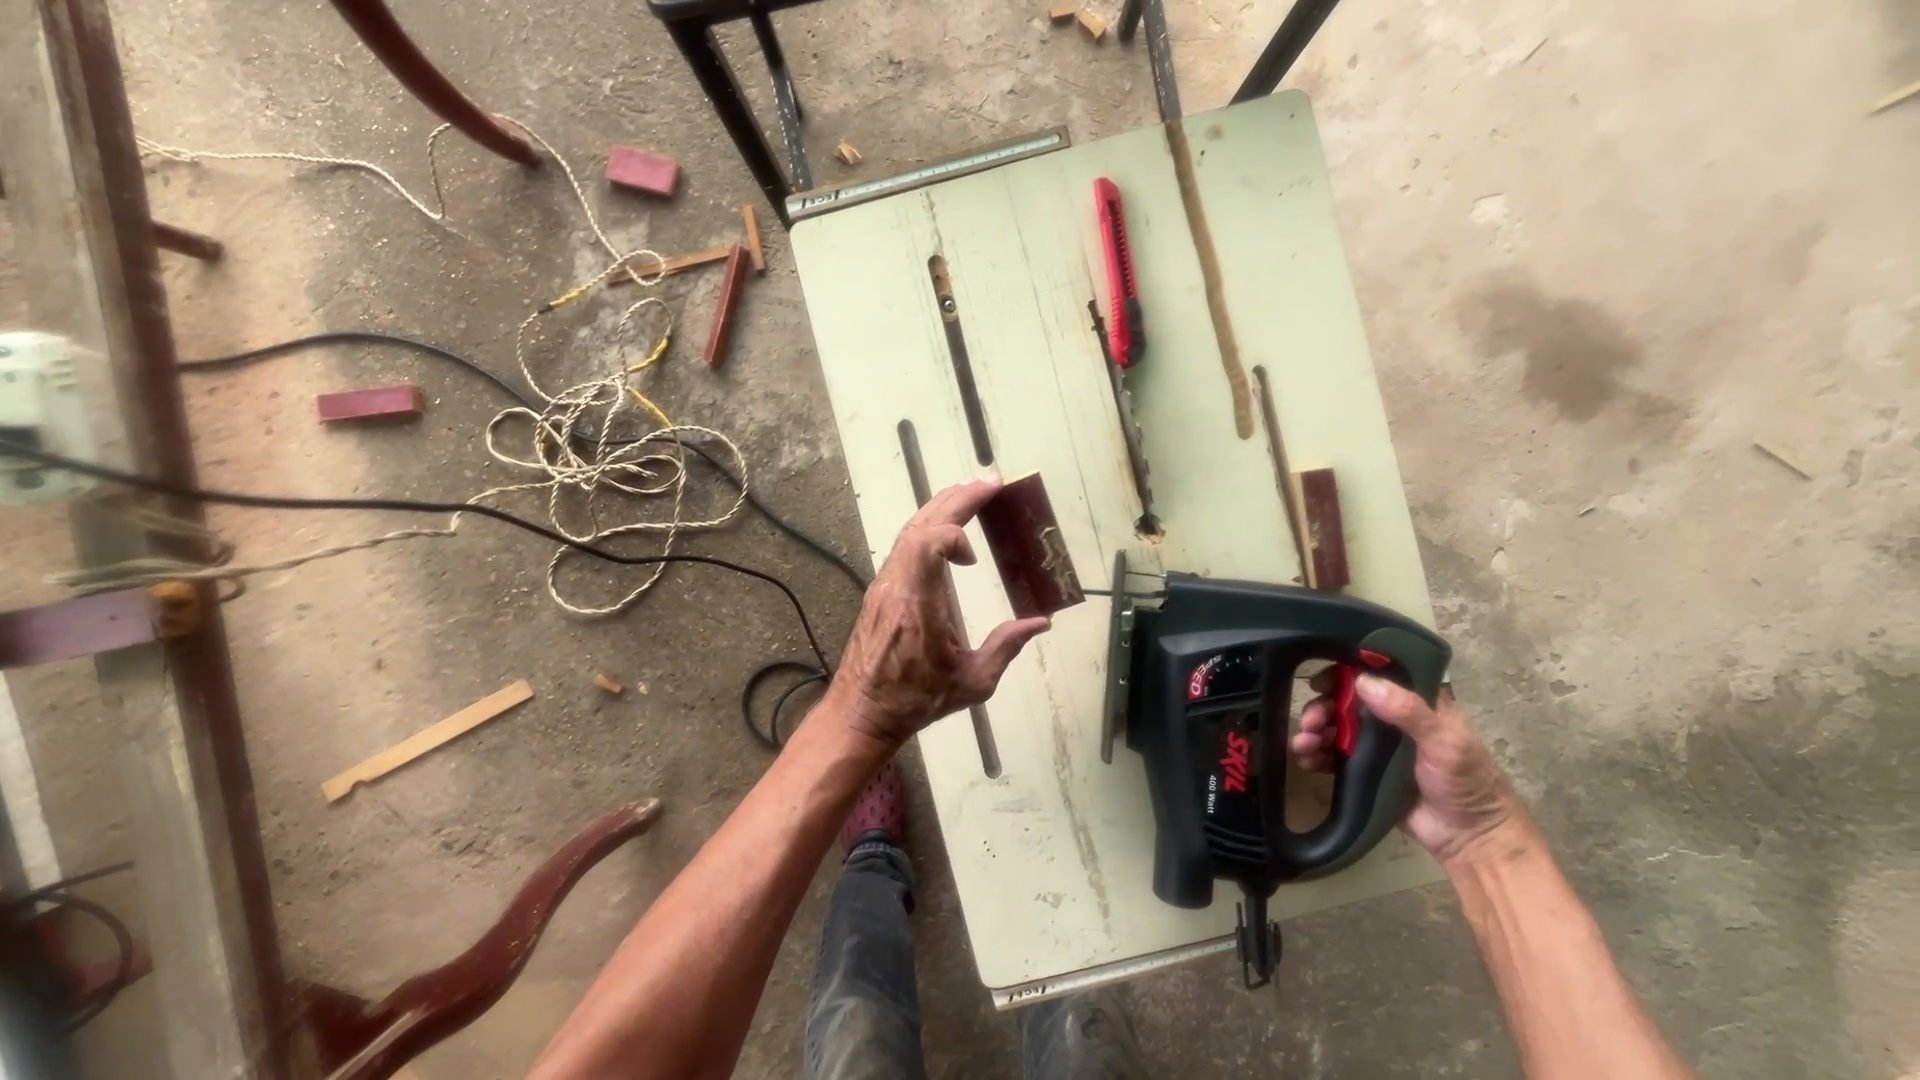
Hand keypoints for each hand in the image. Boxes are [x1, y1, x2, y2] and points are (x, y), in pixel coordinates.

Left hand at [827, 478, 1051, 748]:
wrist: (861, 712)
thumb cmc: (915, 700)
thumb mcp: (972, 682)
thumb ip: (1006, 647)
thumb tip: (1041, 622)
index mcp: (917, 606)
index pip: (927, 542)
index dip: (953, 534)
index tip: (973, 559)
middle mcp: (895, 586)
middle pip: (919, 525)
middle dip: (956, 500)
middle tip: (990, 483)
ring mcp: (883, 586)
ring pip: (907, 531)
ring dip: (940, 508)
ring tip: (970, 493)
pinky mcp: (879, 591)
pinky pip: (903, 546)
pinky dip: (927, 528)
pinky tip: (945, 529)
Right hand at [1292, 674, 1520, 864]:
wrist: (1470, 838)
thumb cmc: (1466, 781)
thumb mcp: (1445, 742)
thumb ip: (1408, 711)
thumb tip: (1363, 681)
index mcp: (1415, 703)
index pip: (1376, 676)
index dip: (1345, 674)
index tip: (1322, 681)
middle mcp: (1391, 719)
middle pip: (1346, 703)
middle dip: (1322, 708)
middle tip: (1309, 721)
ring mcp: (1376, 746)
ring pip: (1335, 729)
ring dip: (1313, 732)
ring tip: (1301, 744)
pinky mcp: (1364, 772)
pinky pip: (1333, 758)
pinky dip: (1315, 756)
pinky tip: (1306, 760)